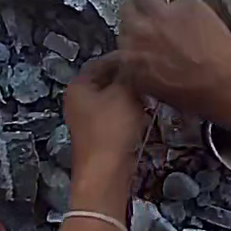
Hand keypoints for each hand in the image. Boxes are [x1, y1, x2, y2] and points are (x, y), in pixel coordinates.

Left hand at [63, 53, 148, 185]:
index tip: (145, 57)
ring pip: (114, 97)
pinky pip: (117, 114)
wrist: (106, 173)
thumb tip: (136, 59)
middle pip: (108, 79)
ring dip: (132, 95)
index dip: (124, 58)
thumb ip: (129, 72)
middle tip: (151, 76)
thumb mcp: (123, 93)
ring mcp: (89, 117)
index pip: (102, 61)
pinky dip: (130, 111)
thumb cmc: (111, 129)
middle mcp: (79, 99)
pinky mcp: (100, 132)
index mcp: (79, 85)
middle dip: (130, 77)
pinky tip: (146, 112)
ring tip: (152, 93)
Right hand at [117, 0, 230, 116]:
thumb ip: (140, 72)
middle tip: (149, 14)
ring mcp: (162, 15)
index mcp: (130, 57)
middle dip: (137, 11)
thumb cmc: (192, 94)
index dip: (131, 34)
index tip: (140, 35)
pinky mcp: (186, 3)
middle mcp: (140, 32)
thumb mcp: (154, 89)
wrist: (219, 84)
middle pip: (126, 9)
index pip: (120, 37)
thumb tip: (140, 64)